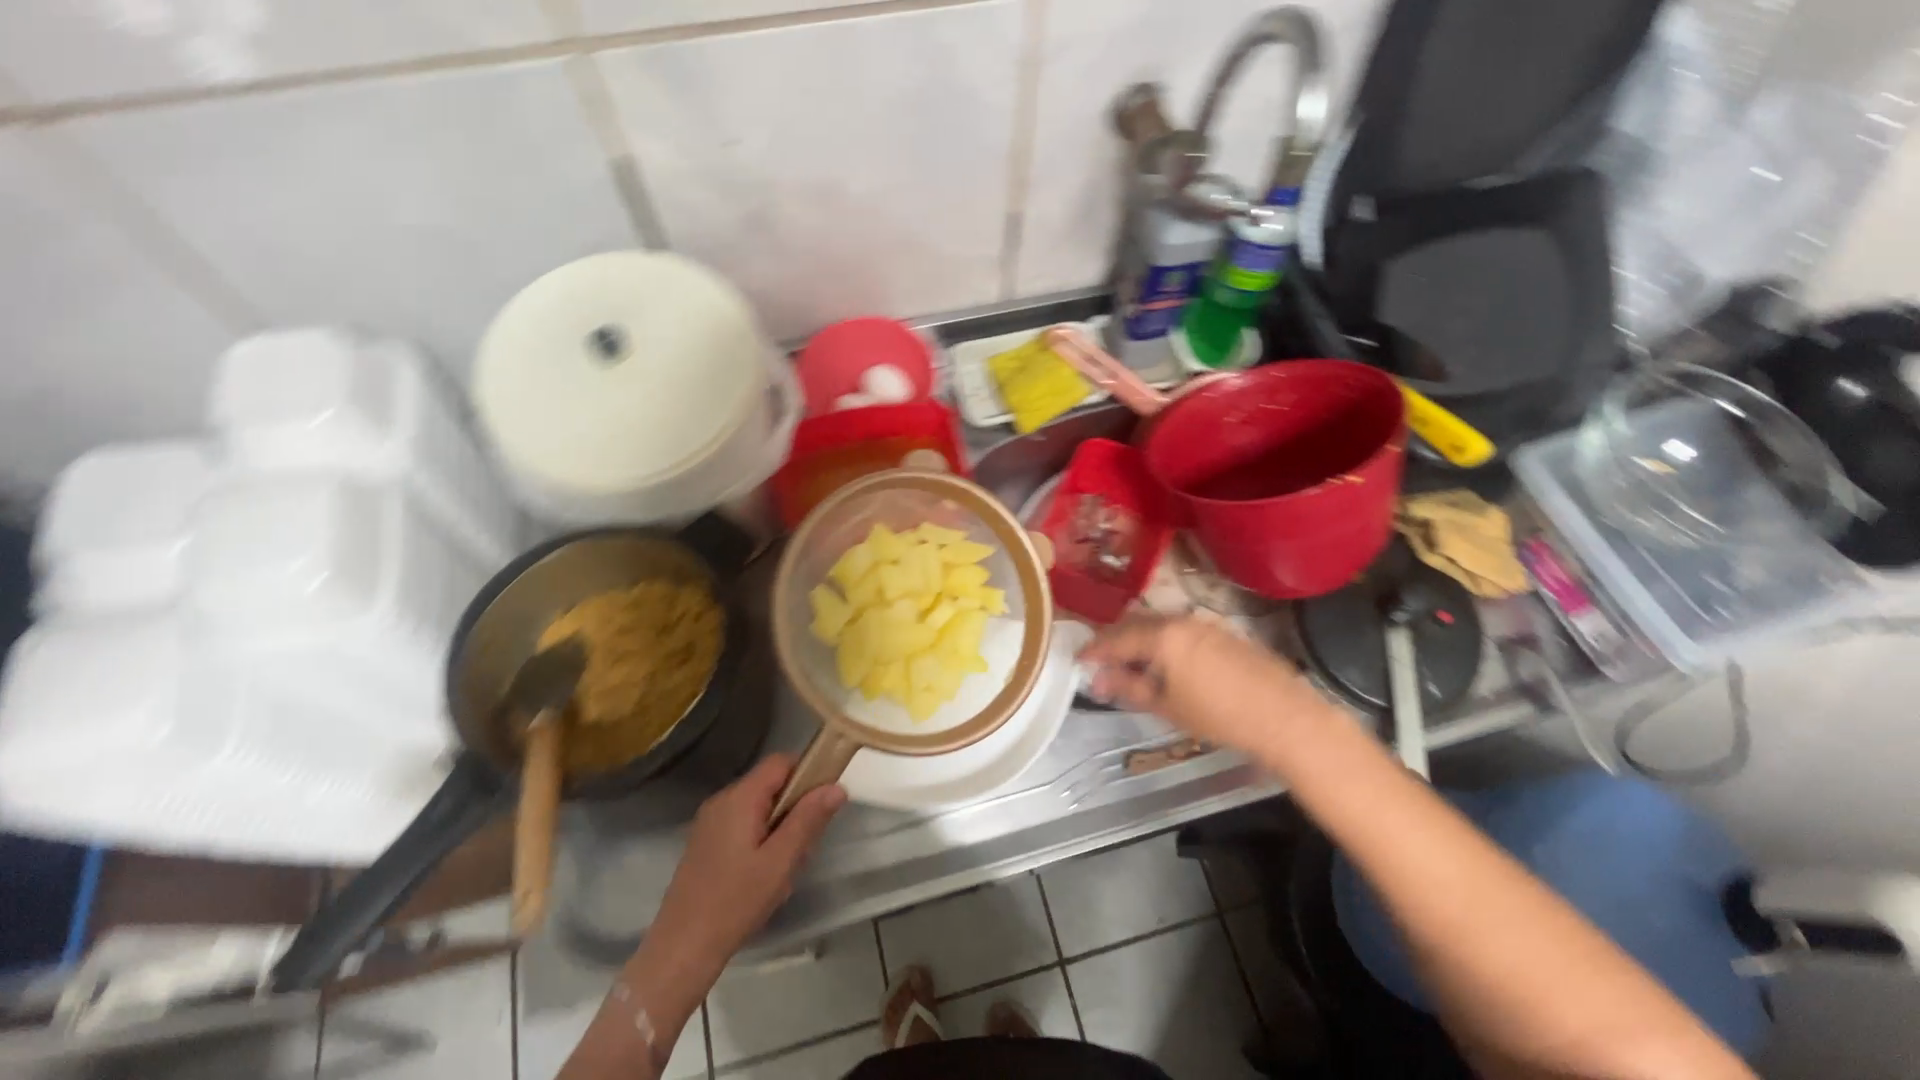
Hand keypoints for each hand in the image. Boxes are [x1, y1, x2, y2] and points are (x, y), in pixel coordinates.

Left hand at [647, 754, 845, 977]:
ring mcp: (710, 822)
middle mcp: (721, 801)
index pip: (780, 762)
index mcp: (739, 798)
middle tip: (805, 847)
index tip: (824, 804)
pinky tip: (764, 875)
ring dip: (779, 828)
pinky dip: (761, 840)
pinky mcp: (706, 843)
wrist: (683, 945)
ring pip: (758, 807)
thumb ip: (808, 820)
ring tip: (784, 867)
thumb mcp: (781, 861)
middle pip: (769, 784)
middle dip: (795, 808)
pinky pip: (742, 825)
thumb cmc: (736, 901)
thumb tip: (836, 786)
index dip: (807, 773)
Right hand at [1078, 615, 1326, 753]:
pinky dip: (1166, 643)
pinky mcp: (1226, 634)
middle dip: (1117, 641)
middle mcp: (1183, 620)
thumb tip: (1097, 678)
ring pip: (1162, 625)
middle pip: (1138, 624)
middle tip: (1102, 661)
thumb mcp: (1167, 707)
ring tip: (1133, 665)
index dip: (1094, 649)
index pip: (1116, 638)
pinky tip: (1168, 666)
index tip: (1078, 659)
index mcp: (1162, 635)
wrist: (1285, 718)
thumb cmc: (1220, 716)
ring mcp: (1207, 624)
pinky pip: (1183, 631)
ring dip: (1142, 641)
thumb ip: (1129, 687)